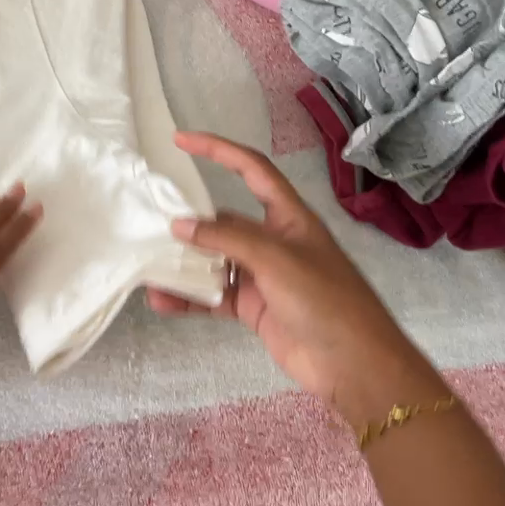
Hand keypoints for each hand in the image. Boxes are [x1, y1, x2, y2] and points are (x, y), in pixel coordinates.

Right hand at [147, 131, 441, 423]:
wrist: (353, 365)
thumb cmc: (325, 300)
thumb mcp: (276, 259)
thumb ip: (226, 238)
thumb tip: (180, 225)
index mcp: (289, 218)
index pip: (252, 170)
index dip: (218, 150)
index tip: (181, 140)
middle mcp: (273, 242)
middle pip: (223, 221)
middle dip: (189, 222)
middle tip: (150, 221)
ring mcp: (262, 276)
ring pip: (213, 261)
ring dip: (184, 265)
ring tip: (150, 269)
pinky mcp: (253, 307)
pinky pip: (212, 296)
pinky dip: (188, 298)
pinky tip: (163, 301)